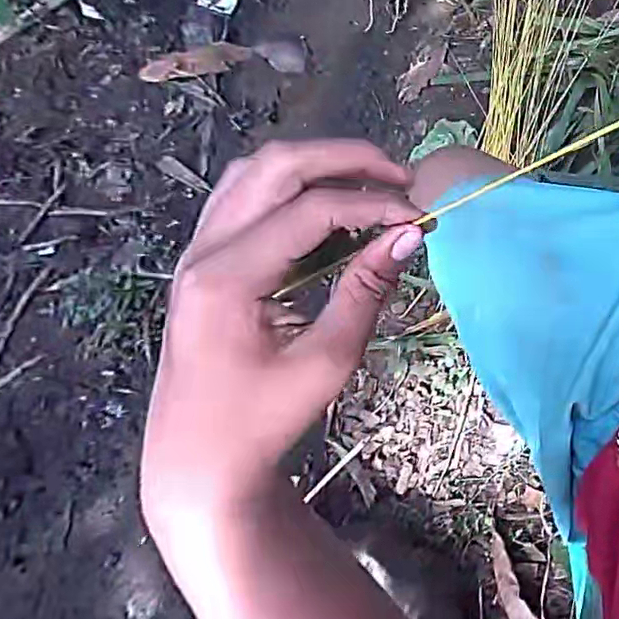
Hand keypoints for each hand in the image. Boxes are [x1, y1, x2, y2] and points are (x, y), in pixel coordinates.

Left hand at [141, 140, 423, 526]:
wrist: (197, 460)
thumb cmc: (263, 419)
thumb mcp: (327, 360)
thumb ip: (367, 289)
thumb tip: (410, 235)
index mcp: (226, 278)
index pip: (312, 210)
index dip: (375, 205)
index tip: (421, 219)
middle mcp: (204, 249)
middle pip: (277, 165)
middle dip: (346, 159)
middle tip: (401, 176)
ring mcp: (199, 249)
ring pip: (258, 171)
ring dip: (319, 165)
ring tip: (373, 183)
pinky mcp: (207, 257)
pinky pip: (250, 196)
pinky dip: (297, 187)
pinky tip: (334, 207)